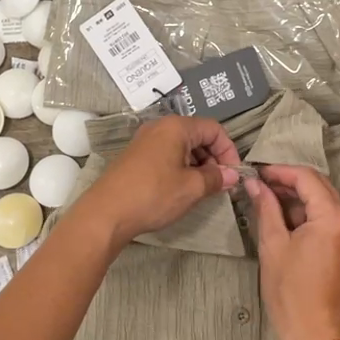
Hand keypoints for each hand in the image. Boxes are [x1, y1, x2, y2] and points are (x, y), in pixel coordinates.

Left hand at [71, 116, 240, 245]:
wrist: (106, 213)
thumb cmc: (153, 195)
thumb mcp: (191, 188)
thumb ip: (215, 178)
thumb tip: (232, 175)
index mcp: (176, 127)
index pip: (214, 129)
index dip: (228, 150)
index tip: (233, 174)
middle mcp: (160, 127)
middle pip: (197, 135)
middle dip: (213, 158)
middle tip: (218, 183)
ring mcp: (145, 141)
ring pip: (182, 146)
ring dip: (197, 164)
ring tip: (200, 189)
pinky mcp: (136, 156)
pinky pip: (166, 154)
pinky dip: (180, 167)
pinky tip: (180, 189)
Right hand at [247, 164, 339, 339]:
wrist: (316, 337)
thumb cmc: (291, 293)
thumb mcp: (273, 246)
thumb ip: (266, 208)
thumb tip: (255, 184)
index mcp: (334, 217)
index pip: (307, 178)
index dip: (280, 171)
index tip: (258, 173)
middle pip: (320, 186)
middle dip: (290, 182)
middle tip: (261, 186)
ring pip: (326, 202)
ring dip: (300, 198)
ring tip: (270, 202)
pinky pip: (332, 219)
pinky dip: (310, 214)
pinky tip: (288, 221)